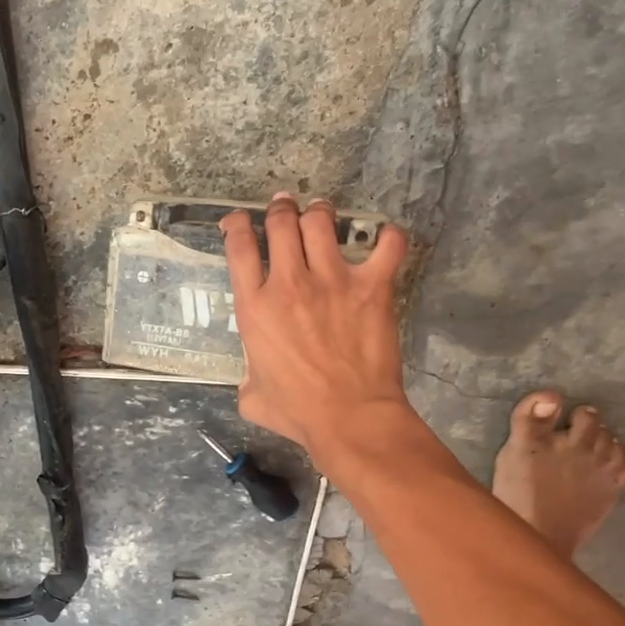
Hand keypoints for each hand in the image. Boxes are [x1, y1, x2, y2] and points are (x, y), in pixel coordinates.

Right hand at [223, 194, 412, 455]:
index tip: (238, 221)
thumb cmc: (296, 411)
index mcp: (255, 307)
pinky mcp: (373, 287)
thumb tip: (255, 372)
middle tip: (283, 209)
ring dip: (320, 213)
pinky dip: (388, 237)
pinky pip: (388, 244)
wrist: (347, 416)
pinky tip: (385, 240)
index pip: (239, 246)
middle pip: (280, 222)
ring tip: (322, 215)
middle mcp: (290, 284)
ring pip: (321, 221)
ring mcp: (333, 281)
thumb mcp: (251, 394)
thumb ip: (248, 371)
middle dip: (280, 209)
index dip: (236, 224)